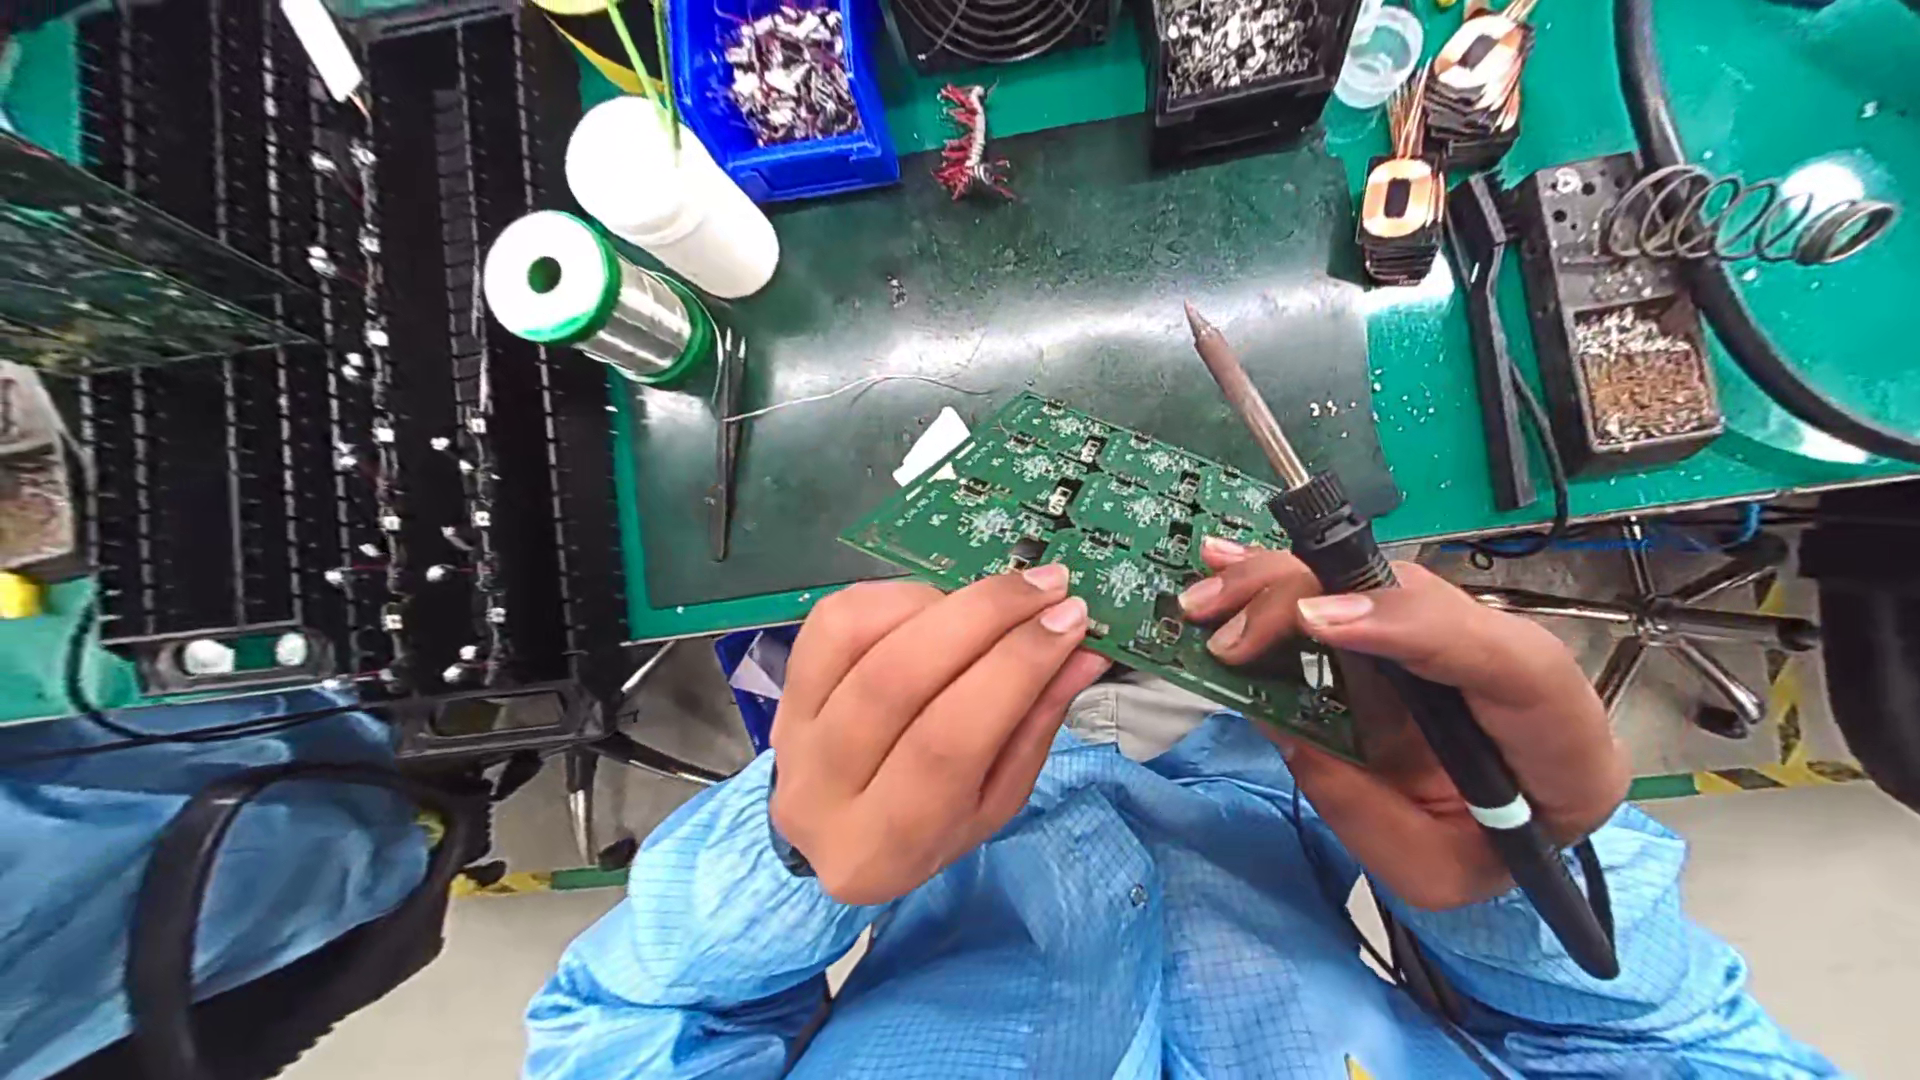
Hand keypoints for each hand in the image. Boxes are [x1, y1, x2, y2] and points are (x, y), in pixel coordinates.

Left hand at [769, 566, 1111, 904]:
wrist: (839, 825)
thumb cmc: (931, 825)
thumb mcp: (996, 799)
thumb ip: (1035, 724)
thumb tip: (1081, 650)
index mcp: (884, 845)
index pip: (950, 740)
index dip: (1014, 667)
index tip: (1068, 619)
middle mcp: (820, 790)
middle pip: (898, 678)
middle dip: (983, 616)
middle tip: (1045, 585)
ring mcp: (791, 731)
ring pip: (859, 636)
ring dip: (942, 601)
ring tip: (993, 600)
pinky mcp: (785, 684)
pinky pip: (836, 617)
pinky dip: (898, 596)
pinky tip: (936, 604)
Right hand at [1177, 538, 1628, 909]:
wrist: (1486, 837)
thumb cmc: (1472, 858)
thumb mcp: (1428, 871)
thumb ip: (1362, 811)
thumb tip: (1280, 723)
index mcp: (1555, 738)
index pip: (1506, 659)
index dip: (1409, 624)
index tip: (1313, 620)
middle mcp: (1499, 660)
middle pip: (1410, 595)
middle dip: (1305, 598)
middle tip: (1226, 633)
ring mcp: (1439, 631)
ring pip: (1361, 578)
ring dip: (1272, 581)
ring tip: (1205, 600)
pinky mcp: (1386, 625)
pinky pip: (1331, 587)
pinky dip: (1271, 576)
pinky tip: (1224, 564)